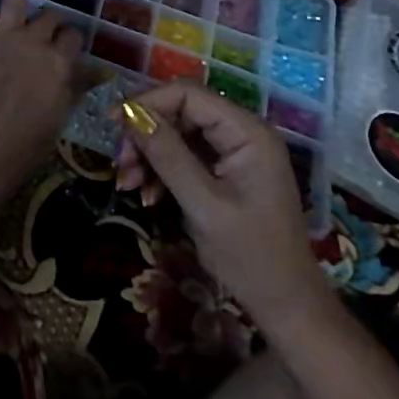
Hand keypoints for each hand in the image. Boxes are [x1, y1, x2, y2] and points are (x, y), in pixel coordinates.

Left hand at [0, 0, 82, 192]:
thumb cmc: (31, 139)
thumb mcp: (62, 113)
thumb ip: (76, 85)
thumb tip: (95, 72)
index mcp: (59, 61)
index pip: (74, 34)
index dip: (72, 41)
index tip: (69, 49)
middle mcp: (34, 42)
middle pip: (50, 14)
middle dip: (51, 23)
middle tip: (46, 37)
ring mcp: (4, 38)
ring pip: (15, 0)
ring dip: (19, 9)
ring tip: (18, 23)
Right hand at [118, 82, 331, 330]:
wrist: (284, 304)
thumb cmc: (250, 255)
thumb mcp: (203, 204)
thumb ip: (167, 155)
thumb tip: (130, 115)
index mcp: (247, 133)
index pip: (187, 94)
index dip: (147, 103)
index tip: (113, 125)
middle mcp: (241, 133)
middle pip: (178, 112)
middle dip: (145, 134)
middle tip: (120, 164)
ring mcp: (232, 152)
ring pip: (175, 133)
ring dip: (147, 155)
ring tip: (129, 185)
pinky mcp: (223, 171)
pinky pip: (182, 156)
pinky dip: (159, 171)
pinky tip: (147, 196)